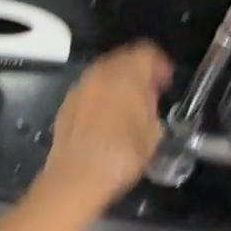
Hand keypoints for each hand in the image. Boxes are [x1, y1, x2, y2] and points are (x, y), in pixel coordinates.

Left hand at [36, 41, 171, 212]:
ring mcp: (79, 87)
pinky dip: (101, 97)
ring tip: (128, 108)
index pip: (147, 52)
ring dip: (118, 84)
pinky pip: (89, 91)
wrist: (76, 177)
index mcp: (125, 75)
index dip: (160, 65)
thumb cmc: (122, 156)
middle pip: (123, 59)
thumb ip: (151, 105)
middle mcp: (100, 73)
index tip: (165, 84)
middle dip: (138, 73)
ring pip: (104, 74)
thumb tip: (146, 96)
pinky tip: (106, 120)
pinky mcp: (66, 104)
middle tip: (149, 95)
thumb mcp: (153, 132)